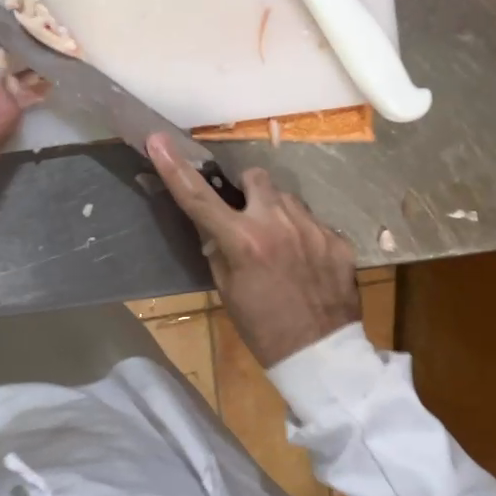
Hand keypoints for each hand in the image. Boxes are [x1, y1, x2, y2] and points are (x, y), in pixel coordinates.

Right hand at [147, 133, 360, 366]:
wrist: (321, 355)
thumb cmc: (262, 327)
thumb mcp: (227, 289)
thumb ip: (218, 247)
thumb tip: (213, 222)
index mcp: (242, 241)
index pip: (199, 196)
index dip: (175, 167)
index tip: (158, 140)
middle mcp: (277, 224)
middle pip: (255, 178)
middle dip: (248, 192)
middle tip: (248, 217)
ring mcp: (312, 228)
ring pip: (287, 198)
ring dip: (278, 212)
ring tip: (282, 245)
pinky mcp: (337, 238)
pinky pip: (313, 221)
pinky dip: (304, 235)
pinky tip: (306, 262)